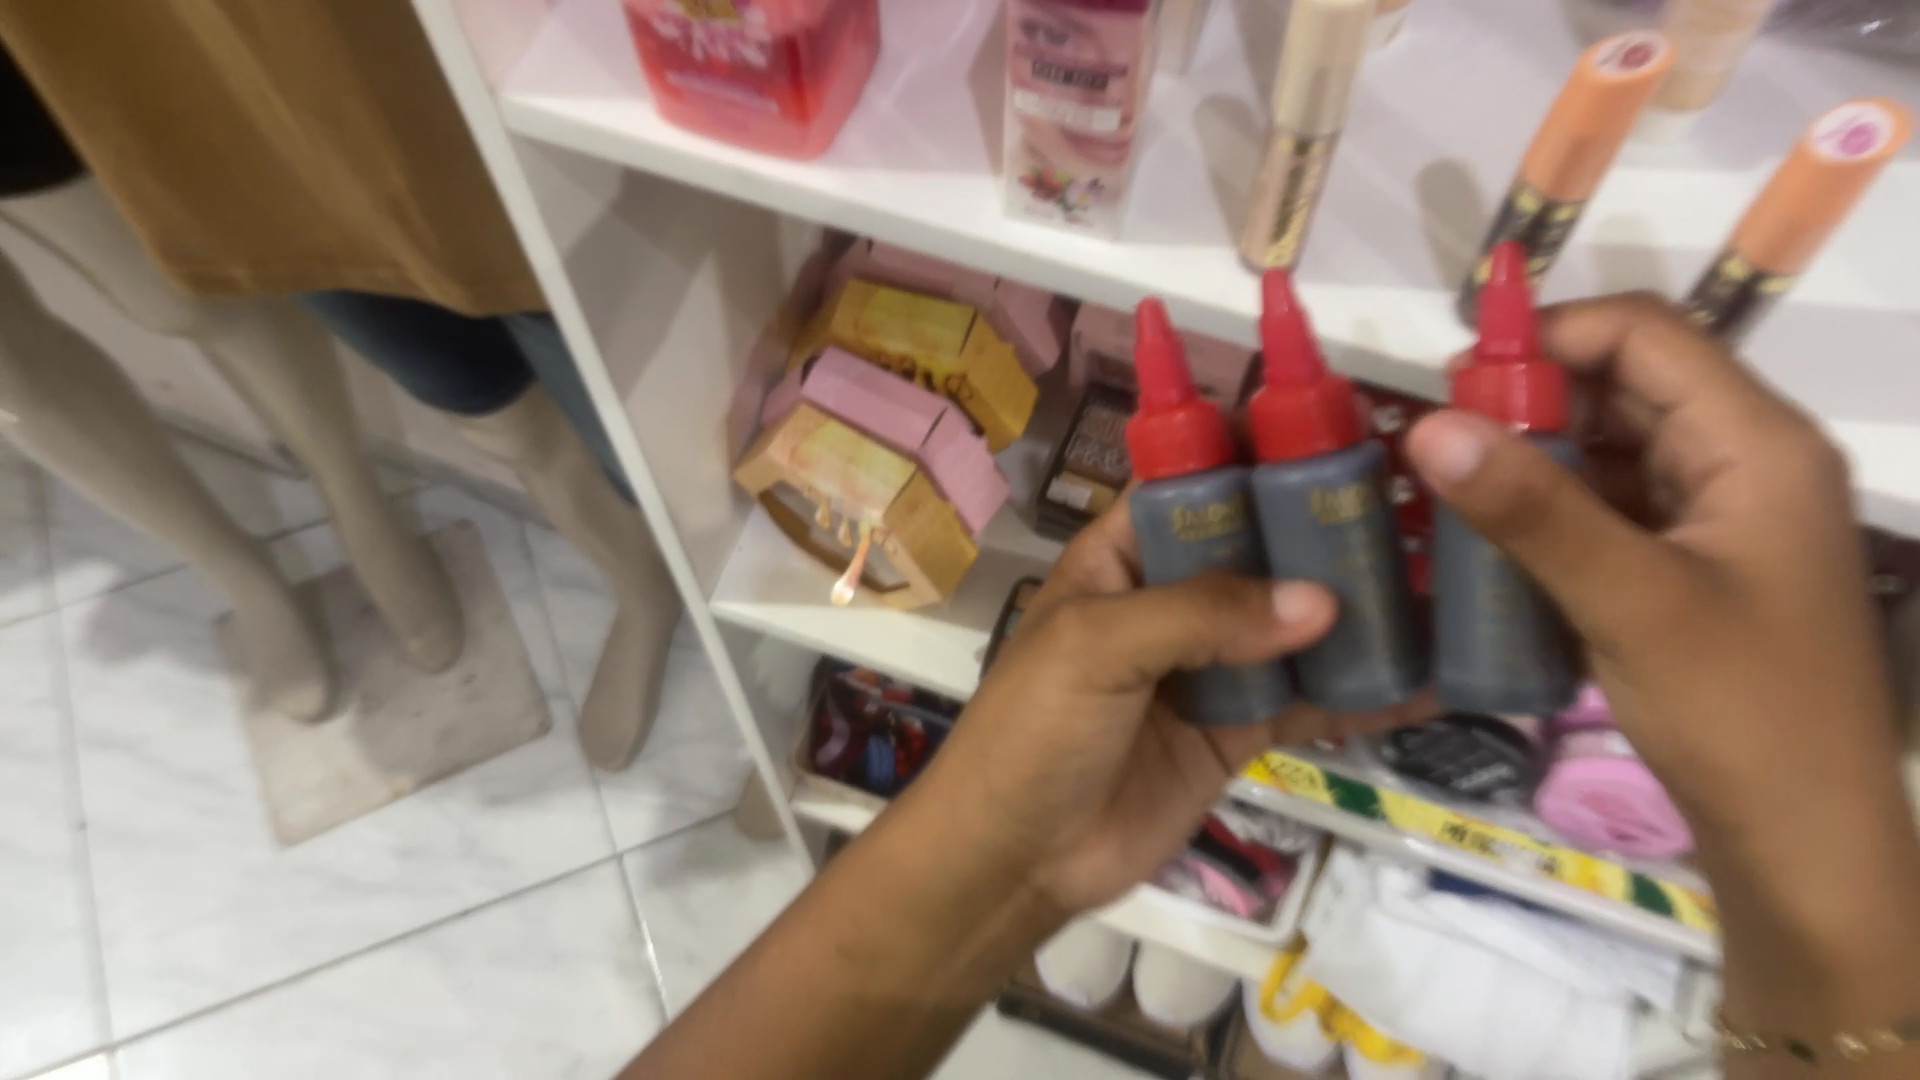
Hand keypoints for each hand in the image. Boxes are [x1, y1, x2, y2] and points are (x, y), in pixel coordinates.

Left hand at [900, 499, 1438, 919]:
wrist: (1018, 853)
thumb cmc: (1034, 728)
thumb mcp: (1096, 647)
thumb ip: (1200, 614)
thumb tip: (1322, 599)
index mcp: (1119, 558)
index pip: (1190, 486)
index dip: (1254, 457)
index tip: (1342, 433)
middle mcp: (1168, 600)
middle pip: (1255, 550)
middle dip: (1325, 530)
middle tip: (1423, 505)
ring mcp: (1206, 666)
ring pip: (1291, 624)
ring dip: (1358, 608)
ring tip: (1449, 580)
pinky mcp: (1235, 730)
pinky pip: (1307, 701)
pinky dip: (1363, 694)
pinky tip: (1435, 681)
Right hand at [1403, 294, 1906, 856]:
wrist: (1794, 828)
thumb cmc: (1737, 707)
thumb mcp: (1628, 599)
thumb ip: (1531, 509)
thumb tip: (1428, 425)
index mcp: (1753, 443)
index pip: (1642, 335)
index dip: (1545, 336)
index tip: (1449, 383)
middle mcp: (1732, 458)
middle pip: (1614, 383)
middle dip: (1519, 399)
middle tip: (1429, 442)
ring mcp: (1700, 510)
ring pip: (1598, 442)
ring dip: (1519, 451)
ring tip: (1436, 482)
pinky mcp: (1667, 554)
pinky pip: (1591, 498)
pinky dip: (1532, 500)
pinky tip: (1477, 528)